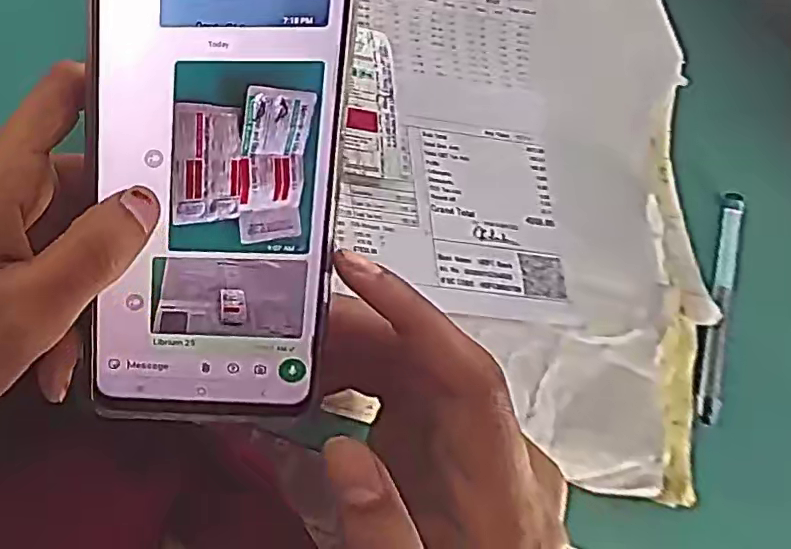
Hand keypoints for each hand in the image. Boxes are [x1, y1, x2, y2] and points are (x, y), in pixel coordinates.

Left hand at [0, 59, 157, 427]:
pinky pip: (67, 246)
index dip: (113, 87)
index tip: (165, 117)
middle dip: (122, 216)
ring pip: (85, 216)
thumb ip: (93, 250)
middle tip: (154, 259)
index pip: (62, 93)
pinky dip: (74, 290)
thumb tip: (144, 200)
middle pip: (90, 166)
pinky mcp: (16, 239)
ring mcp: (14, 210)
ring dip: (95, 271)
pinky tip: (62, 349)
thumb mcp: (31, 308)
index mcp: (7, 173)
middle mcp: (13, 180)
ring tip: (87, 329)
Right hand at [319, 251, 568, 548]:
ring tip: (291, 356)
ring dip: (343, 349)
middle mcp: (496, 443)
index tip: (351, 267)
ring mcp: (472, 435)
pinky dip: (352, 373)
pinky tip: (315, 381)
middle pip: (421, 355)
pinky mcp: (448, 435)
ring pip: (405, 359)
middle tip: (286, 326)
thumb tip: (341, 452)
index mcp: (503, 483)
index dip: (407, 307)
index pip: (466, 368)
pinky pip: (399, 380)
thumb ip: (384, 531)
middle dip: (347, 330)